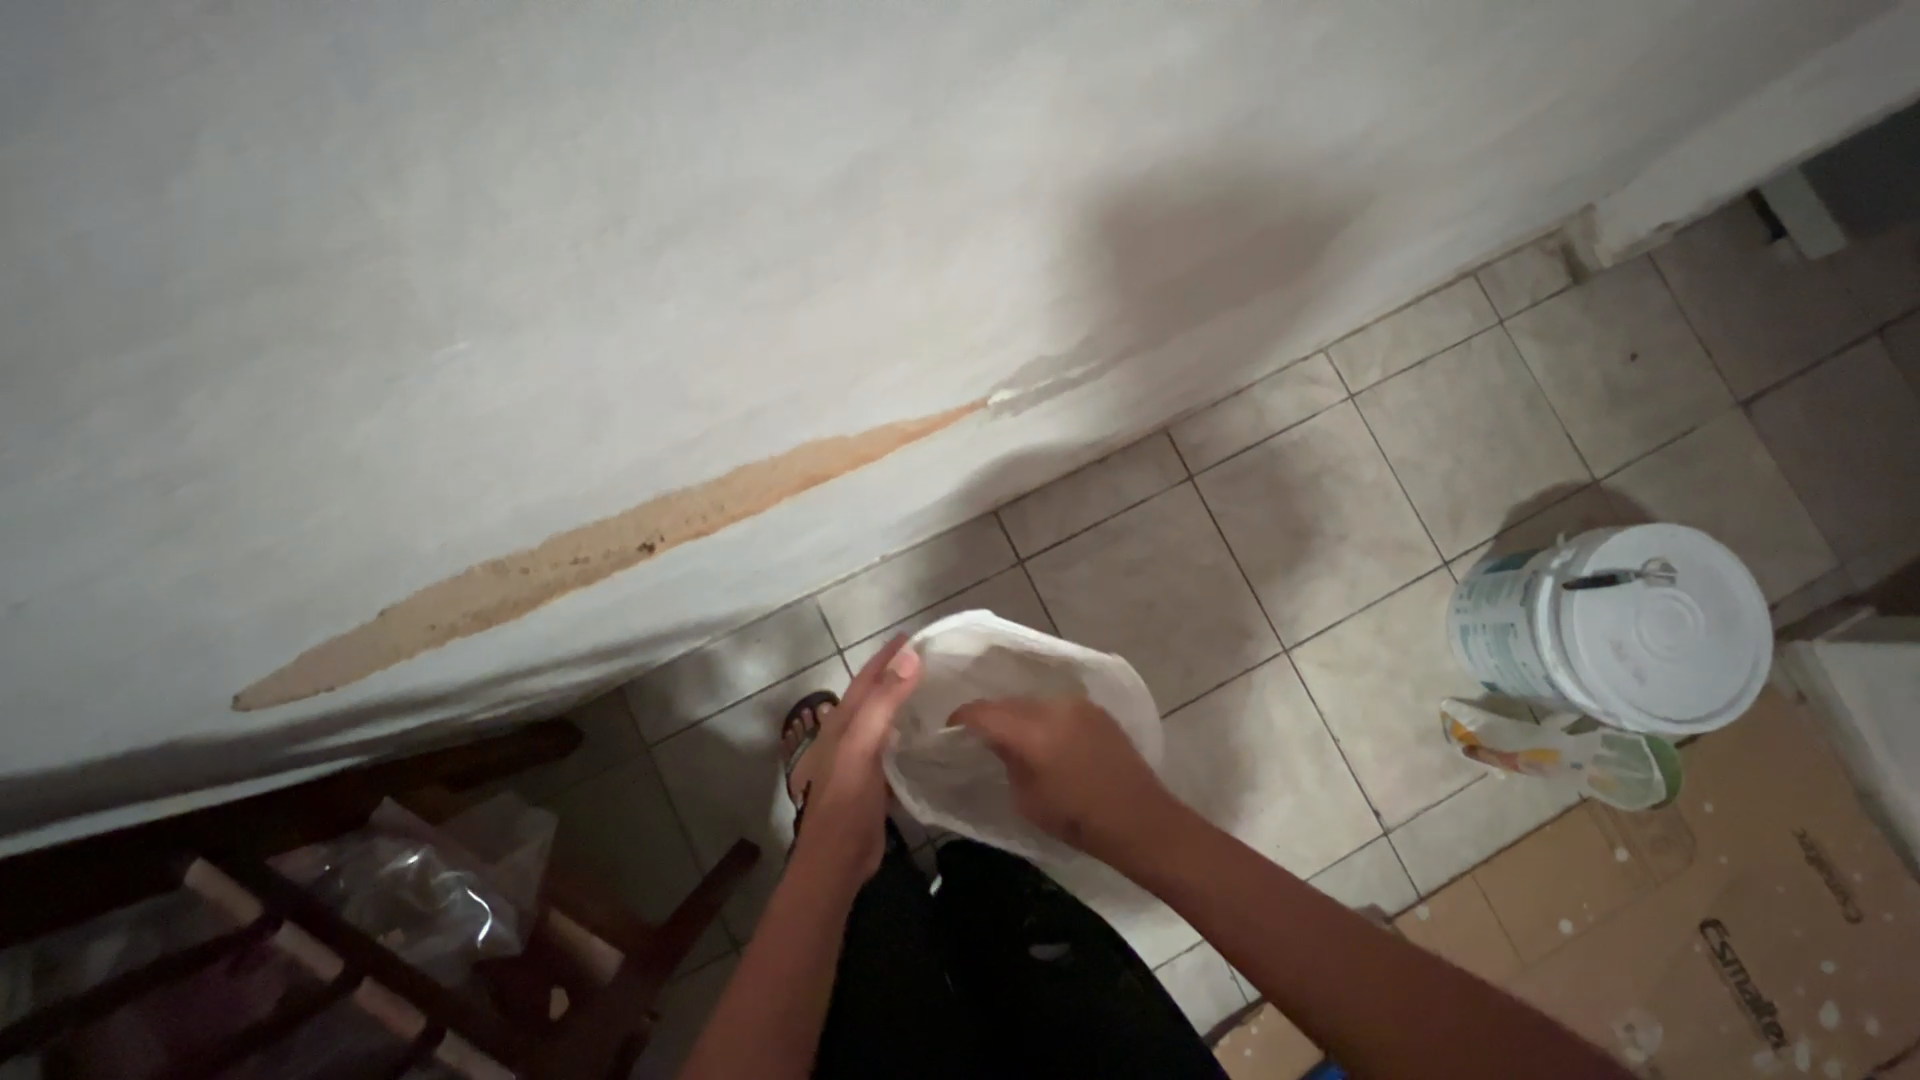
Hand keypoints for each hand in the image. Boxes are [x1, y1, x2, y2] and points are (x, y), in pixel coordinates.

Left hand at [787, 636, 920, 887]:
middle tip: (931, 660)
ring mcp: (861, 761)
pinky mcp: (874, 783)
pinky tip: (929, 741)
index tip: (913, 636)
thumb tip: (910, 656)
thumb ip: (884, 702)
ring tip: (935, 693)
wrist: (837, 859)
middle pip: (875, 697)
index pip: (867, 678)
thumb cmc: (847, 801)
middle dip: (897, 675)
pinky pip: (894, 749)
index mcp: (843, 723)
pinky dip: (909, 737)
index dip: (887, 656)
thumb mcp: (863, 746)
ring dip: (904, 705)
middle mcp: (849, 736)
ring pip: (885, 722)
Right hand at [949, 696, 1177, 867]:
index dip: (961, 718)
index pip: (983, 712)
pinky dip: (1045, 718)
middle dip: (990, 716)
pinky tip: (1048, 739)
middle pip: (1008, 702)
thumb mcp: (1026, 798)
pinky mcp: (1097, 710)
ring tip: (1016, 739)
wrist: (1139, 819)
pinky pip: (1058, 707)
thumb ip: (1006, 761)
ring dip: (1020, 716)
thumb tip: (997, 742)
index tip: (950, 729)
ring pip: (1034, 702)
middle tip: (980, 736)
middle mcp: (1053, 707)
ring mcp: (1078, 705)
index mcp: (1031, 731)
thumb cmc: (1076, 819)